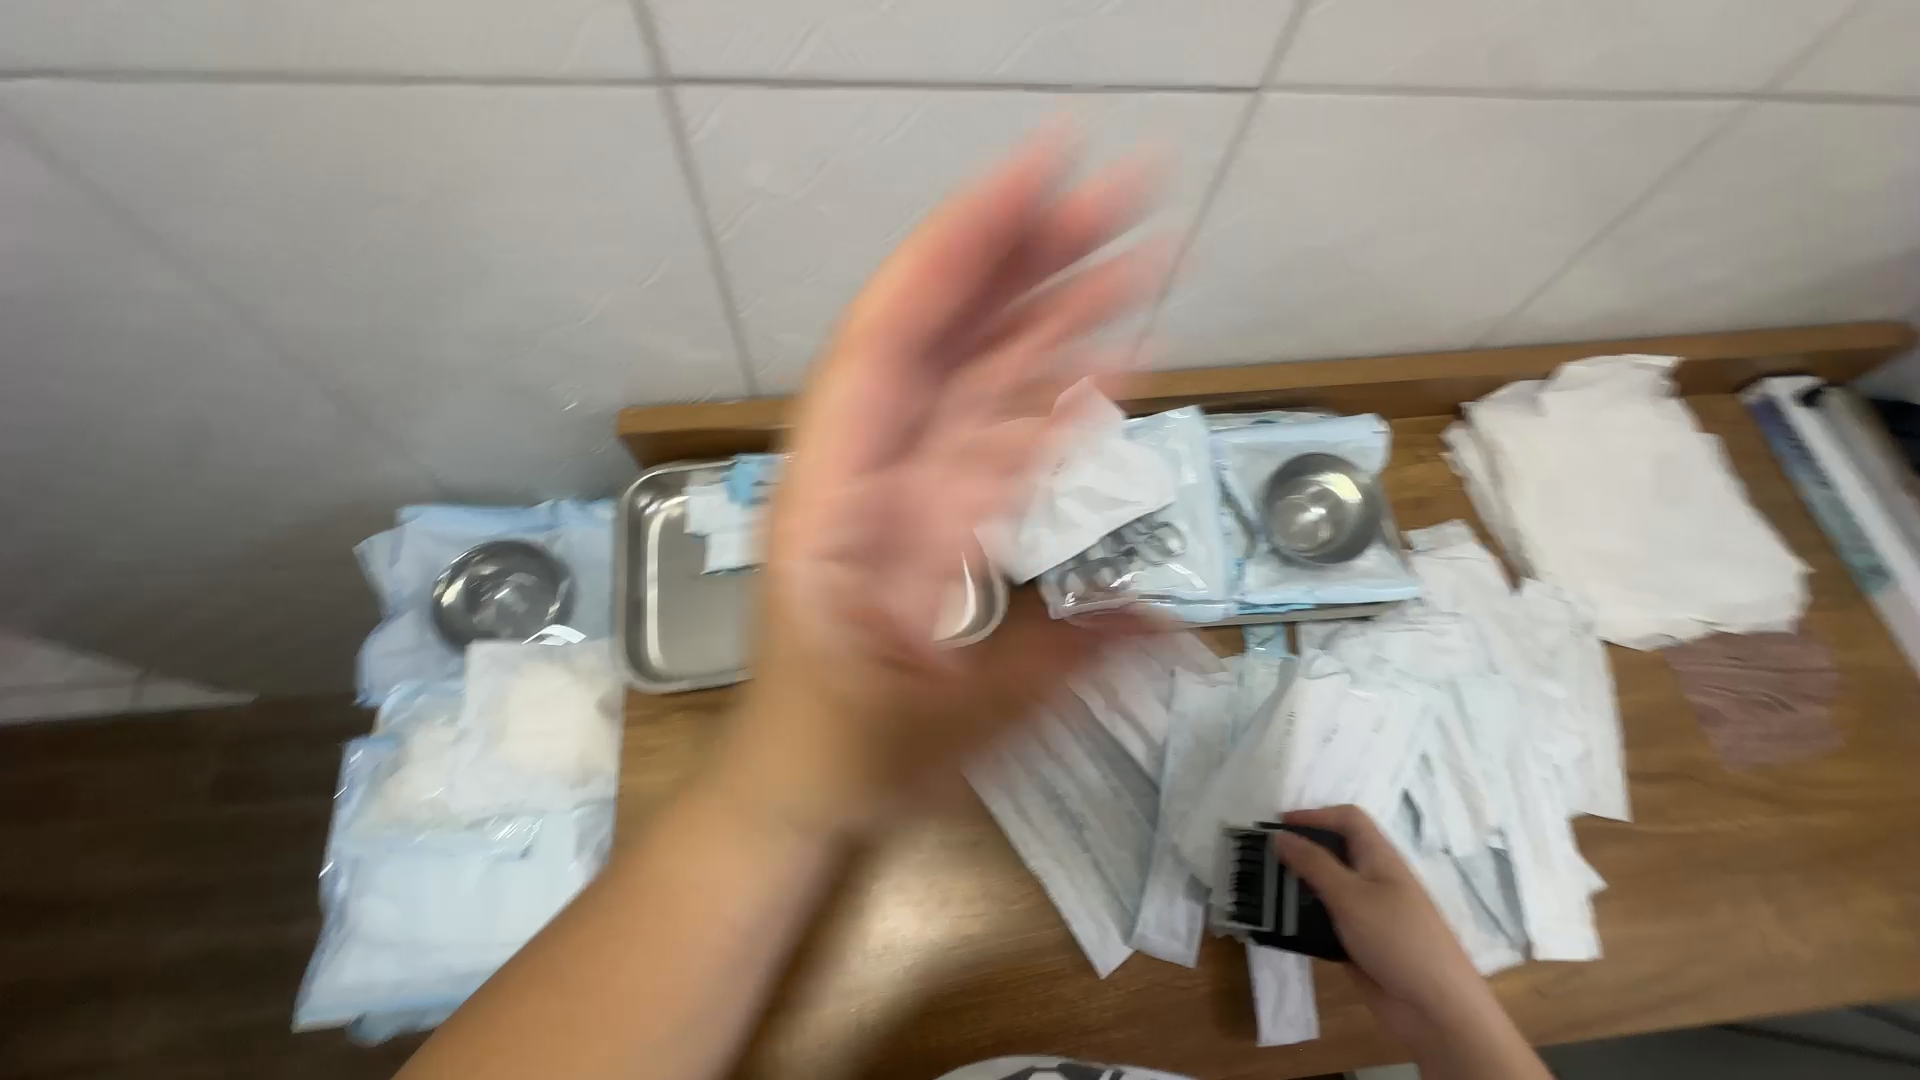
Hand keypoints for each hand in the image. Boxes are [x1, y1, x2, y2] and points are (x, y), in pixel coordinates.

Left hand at [718, 130, 1167, 835]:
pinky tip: (1107, 359)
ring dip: (1054, 314)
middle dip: (1031, 257)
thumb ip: (1051, 666)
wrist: (799, 782)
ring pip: (978, 378)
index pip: (897, 340)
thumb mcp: (943, 722)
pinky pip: (994, 435)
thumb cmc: (848, 755)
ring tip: (1140, 256)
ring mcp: (906, 487)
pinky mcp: (936, 511)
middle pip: (948, 336)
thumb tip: (1162, 619)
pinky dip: (1050, 393)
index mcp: (843, 500)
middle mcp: (872, 470)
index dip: (963, 248)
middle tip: (1129, 192)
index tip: (1040, 173)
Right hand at [1270, 806, 1496, 1046]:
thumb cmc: (1397, 939)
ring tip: (1264, 890)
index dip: (1315, 815)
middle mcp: (1373, 879)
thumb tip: (1280, 834)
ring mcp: (1367, 912)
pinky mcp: (1358, 941)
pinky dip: (1304, 918)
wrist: (1436, 1010)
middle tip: (1264, 858)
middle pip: (1333, 852)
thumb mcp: (1350, 895)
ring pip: (1326, 887)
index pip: (1348, 819)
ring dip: (1298, 886)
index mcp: (1379, 858)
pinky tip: (1282, 924)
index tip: (1280, 824)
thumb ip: (1312, 863)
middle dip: (1300, 850)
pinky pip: (1326, 920)